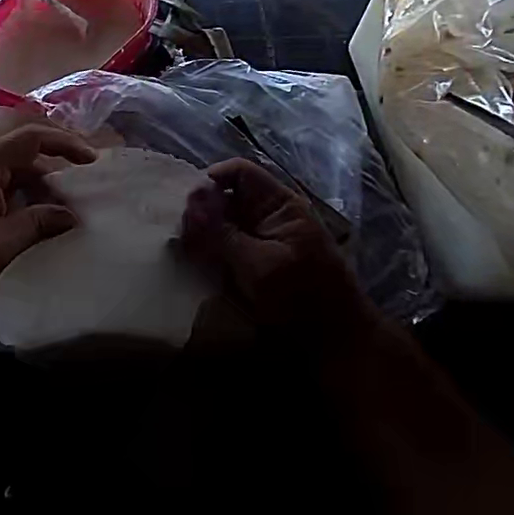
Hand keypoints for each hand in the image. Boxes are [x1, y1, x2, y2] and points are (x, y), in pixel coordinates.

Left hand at [0, 124, 96, 313]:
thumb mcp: (0, 244)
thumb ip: (37, 224)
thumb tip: (71, 216)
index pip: (29, 138)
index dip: (65, 143)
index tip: (92, 160)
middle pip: (22, 154)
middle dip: (55, 166)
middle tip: (85, 184)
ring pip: (12, 173)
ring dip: (39, 186)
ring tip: (68, 207)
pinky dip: (22, 198)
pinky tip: (38, 217)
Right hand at [178, 158, 365, 327]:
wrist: (334, 341)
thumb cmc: (303, 298)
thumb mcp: (260, 264)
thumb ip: (222, 234)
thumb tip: (188, 204)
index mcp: (278, 205)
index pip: (239, 173)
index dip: (210, 180)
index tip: (187, 205)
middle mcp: (266, 215)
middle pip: (225, 195)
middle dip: (199, 208)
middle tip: (179, 231)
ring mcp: (258, 238)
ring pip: (220, 219)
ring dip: (199, 230)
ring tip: (180, 246)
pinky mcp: (250, 260)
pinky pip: (222, 243)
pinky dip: (205, 248)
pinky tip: (190, 258)